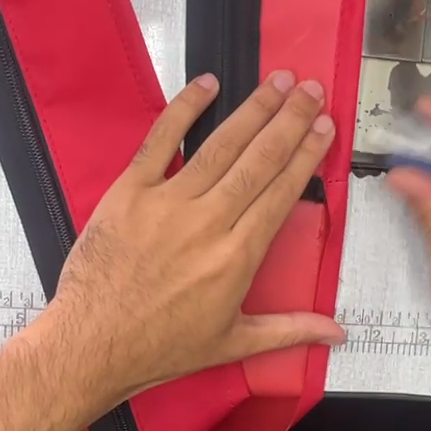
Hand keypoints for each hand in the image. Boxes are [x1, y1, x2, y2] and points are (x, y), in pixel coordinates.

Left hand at [31, 71, 344, 408]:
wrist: (93, 344)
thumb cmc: (160, 347)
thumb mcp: (232, 343)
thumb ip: (289, 330)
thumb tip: (337, 333)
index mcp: (237, 256)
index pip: (281, 193)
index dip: (306, 156)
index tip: (324, 129)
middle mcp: (208, 222)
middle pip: (259, 160)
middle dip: (290, 121)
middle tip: (311, 90)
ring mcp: (167, 202)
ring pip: (220, 145)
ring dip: (253, 110)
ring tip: (277, 83)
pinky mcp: (129, 192)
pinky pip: (160, 140)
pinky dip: (184, 110)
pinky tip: (207, 85)